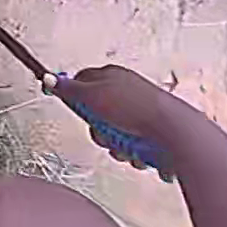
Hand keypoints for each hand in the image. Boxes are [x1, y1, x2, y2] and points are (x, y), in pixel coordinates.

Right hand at [45, 65, 210, 176]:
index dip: (75, 96)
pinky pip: (133, 143)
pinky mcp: (155, 131)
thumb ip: (67, 88)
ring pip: (115, 130)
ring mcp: (142, 111)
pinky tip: (137, 152)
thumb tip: (50, 79)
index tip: (73, 106)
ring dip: (115, 143)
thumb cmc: (136, 109)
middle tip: (103, 131)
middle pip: (97, 111)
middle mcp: (128, 90)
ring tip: (123, 145)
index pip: (82, 81)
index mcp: (112, 75)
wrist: (176, 134)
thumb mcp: (90, 95)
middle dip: (98, 128)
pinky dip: (132, 151)